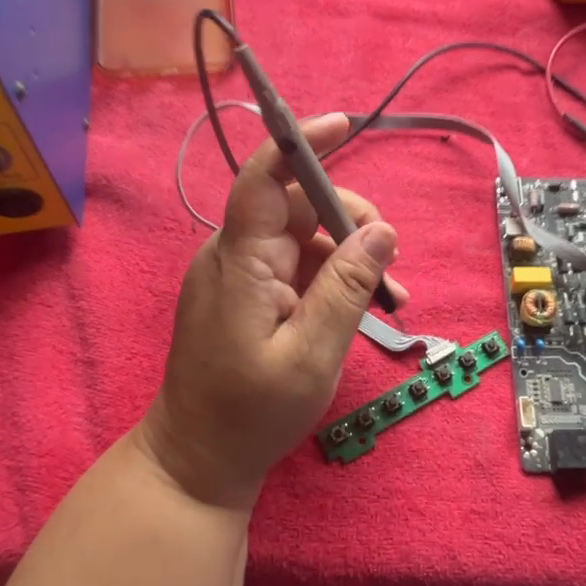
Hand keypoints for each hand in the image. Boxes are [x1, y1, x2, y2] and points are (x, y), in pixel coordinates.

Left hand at [133, 113, 405, 510]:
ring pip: (303, 235)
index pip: (264, 180)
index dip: (300, 144)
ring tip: (385, 295)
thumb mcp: (311, 355)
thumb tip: (382, 232)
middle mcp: (235, 254)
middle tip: (389, 265)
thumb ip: (346, 288)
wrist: (195, 461)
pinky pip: (295, 264)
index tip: (343, 124)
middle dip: (349, 221)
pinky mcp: (247, 292)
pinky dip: (330, 275)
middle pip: (298, 206)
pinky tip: (360, 304)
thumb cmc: (249, 414)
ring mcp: (239, 273)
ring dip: (346, 254)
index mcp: (241, 261)